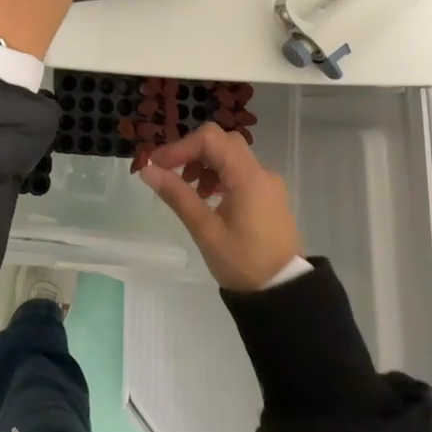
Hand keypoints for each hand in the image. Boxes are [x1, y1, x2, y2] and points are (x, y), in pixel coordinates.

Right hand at [140, 124, 303, 290]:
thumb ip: (177, 195)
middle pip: (222, 142)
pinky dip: (220, 175)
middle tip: (171, 174)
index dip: (180, 147)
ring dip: (206, 163)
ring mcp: (269, 184)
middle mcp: (262, 172)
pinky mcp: (270, 197)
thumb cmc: (243, 262)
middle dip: (192, 152)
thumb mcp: (205, 230)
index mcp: (248, 176)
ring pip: (232, 155)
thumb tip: (147, 170)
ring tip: (189, 191)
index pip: (210, 139)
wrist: (284, 292)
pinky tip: (209, 199)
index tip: (158, 165)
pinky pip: (241, 172)